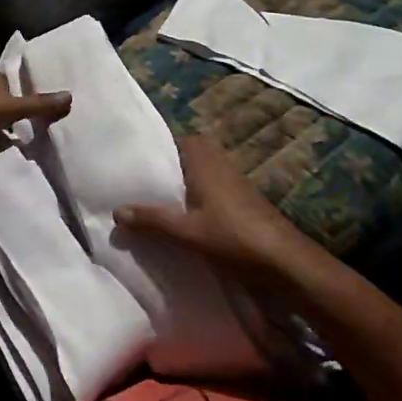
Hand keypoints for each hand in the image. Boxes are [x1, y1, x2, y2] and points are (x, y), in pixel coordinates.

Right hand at [114, 134, 334, 290]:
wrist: (286, 261)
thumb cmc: (235, 236)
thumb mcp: (187, 231)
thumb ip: (152, 219)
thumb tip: (116, 211)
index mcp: (204, 161)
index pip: (179, 139)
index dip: (159, 146)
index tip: (136, 156)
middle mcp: (220, 164)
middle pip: (190, 153)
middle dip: (170, 164)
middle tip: (144, 179)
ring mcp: (234, 181)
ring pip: (202, 170)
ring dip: (185, 180)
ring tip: (158, 197)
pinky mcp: (243, 199)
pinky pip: (213, 186)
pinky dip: (198, 194)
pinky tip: (186, 214)